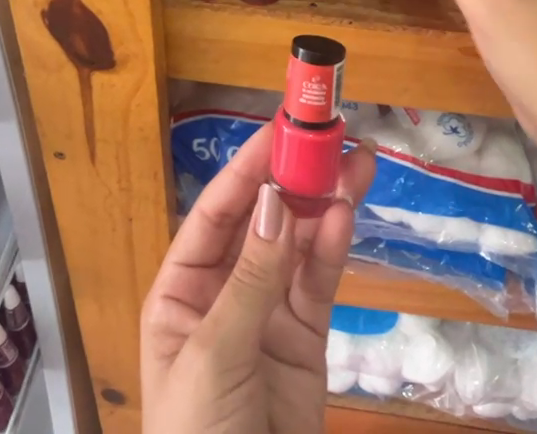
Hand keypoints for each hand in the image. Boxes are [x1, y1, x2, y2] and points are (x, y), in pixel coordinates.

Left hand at [142, 123, 376, 433]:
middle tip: (329, 138)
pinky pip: (319, 284)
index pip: (214, 215)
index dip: (246, 171)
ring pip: (299, 246)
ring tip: (355, 164)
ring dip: (324, 204)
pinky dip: (333, 249)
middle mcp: (223, 291)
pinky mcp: (306, 338)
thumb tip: (276, 202)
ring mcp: (268, 313)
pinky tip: (346, 214)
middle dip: (292, 180)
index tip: (279, 132)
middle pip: (262, 223)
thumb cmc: (199, 432)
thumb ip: (250, 278)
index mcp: (181, 290)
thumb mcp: (215, 354)